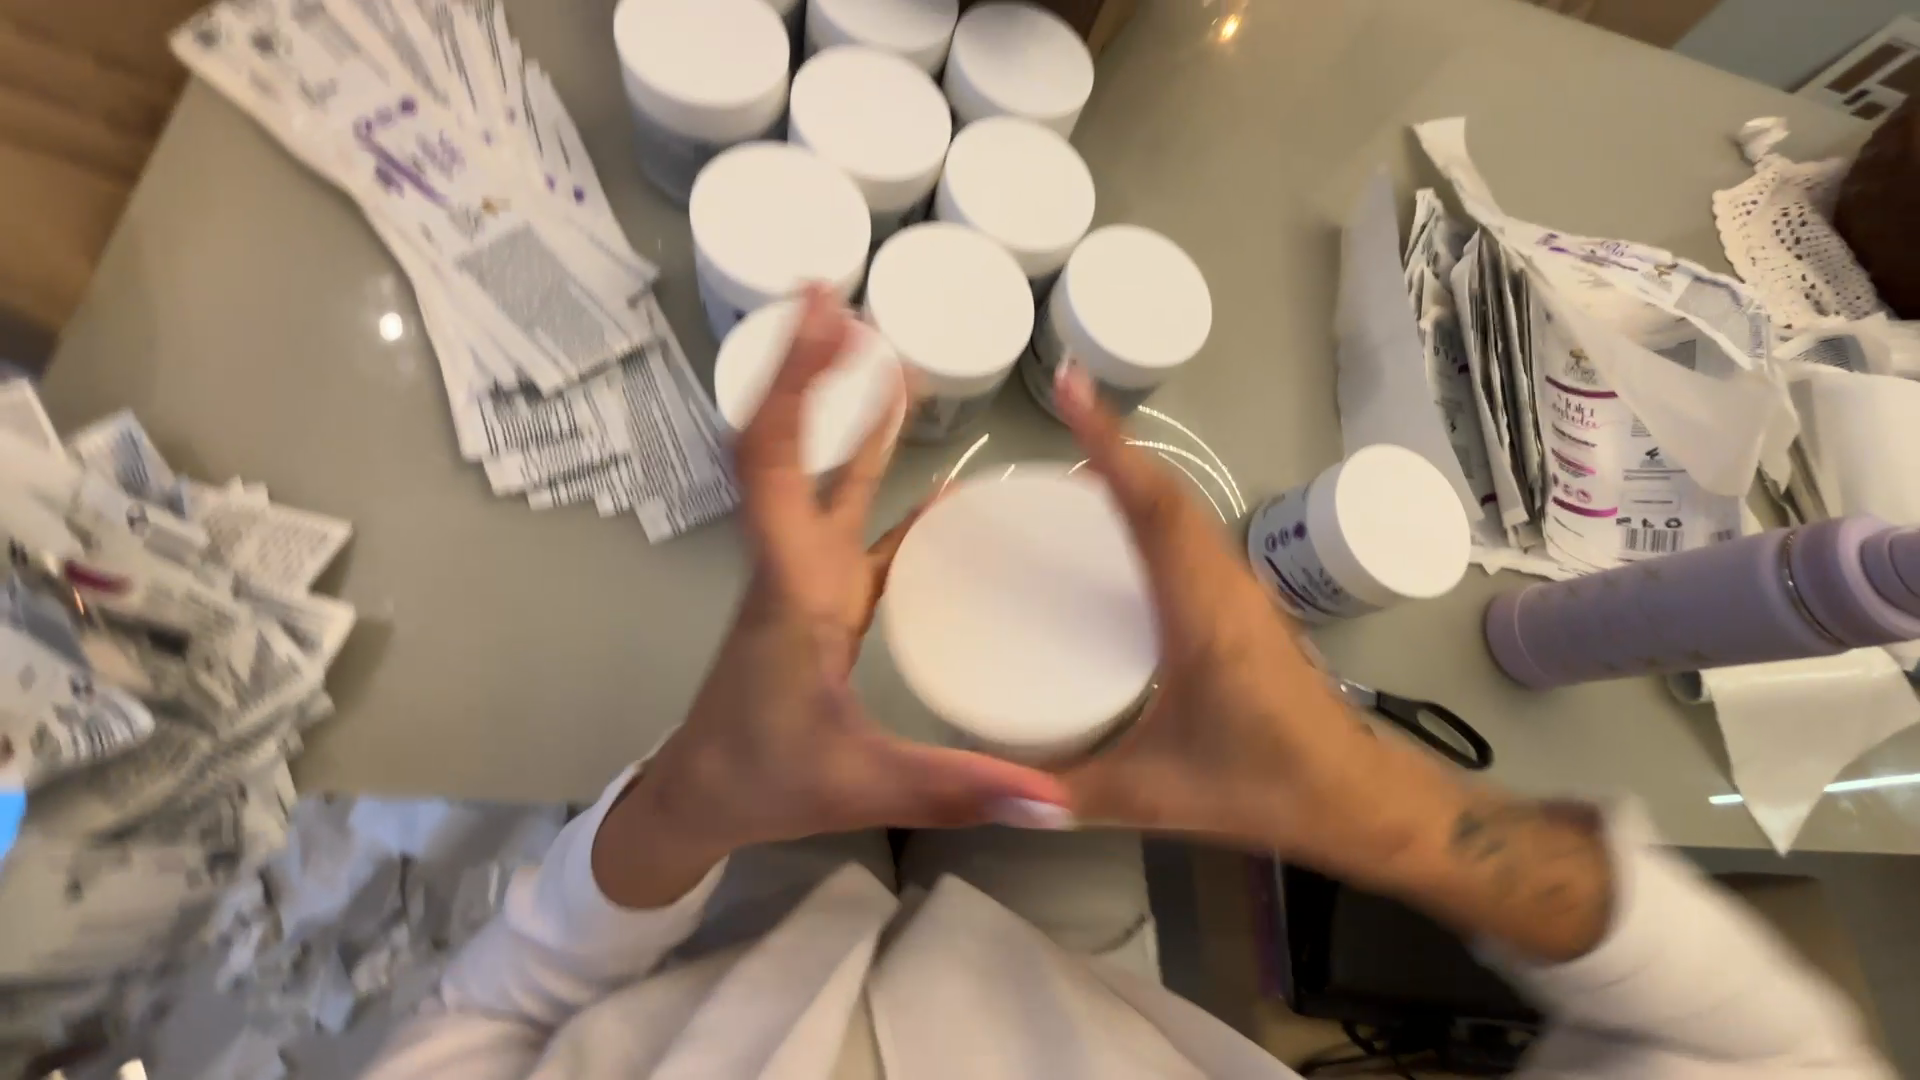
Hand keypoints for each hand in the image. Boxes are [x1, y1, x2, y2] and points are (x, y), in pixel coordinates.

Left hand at [595, 288, 1067, 907]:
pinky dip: (881, 488)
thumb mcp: (860, 782)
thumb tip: (1055, 798)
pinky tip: (936, 478)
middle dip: (812, 370)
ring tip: (887, 354)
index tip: (825, 315)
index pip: (777, 464)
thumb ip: (955, 786)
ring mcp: (804, 574)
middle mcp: (792, 562)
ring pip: (817, 476)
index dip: (798, 384)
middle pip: (787, 447)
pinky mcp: (819, 595)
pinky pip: (851, 525)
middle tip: (849, 306)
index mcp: (793, 585)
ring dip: (844, 412)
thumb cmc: (764, 780)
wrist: (700, 798)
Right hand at [1048, 365, 1452, 881]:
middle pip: (1165, 492)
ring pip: (1180, 509)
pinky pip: (1188, 535)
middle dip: (1108, 449)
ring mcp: (1237, 590)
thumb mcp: (1156, 795)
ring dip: (1131, 478)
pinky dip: (1148, 511)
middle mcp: (1222, 582)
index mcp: (1203, 612)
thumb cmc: (1267, 787)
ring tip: (1068, 477)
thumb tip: (989, 790)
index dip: (1109, 443)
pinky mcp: (1239, 604)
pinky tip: (1114, 537)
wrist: (1361, 799)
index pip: (1153, 506)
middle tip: (1049, 434)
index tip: (1070, 386)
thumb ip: (1067, 795)